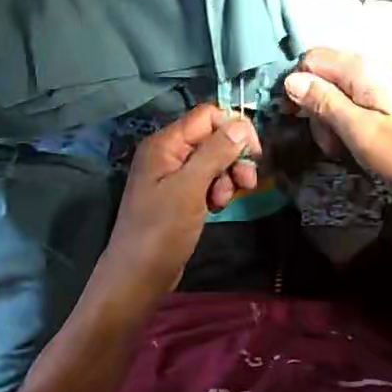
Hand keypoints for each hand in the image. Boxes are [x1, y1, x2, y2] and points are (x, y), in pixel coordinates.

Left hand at [93, 104, 260, 307]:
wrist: (138, 275)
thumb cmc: (161, 230)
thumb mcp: (190, 188)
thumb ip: (215, 153)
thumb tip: (241, 124)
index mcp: (164, 143)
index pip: (206, 116)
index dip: (233, 128)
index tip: (253, 154)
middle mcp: (168, 153)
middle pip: (212, 138)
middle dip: (233, 157)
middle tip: (247, 182)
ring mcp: (172, 175)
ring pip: (213, 161)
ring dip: (227, 176)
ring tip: (225, 200)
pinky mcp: (179, 195)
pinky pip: (206, 181)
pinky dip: (217, 190)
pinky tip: (217, 207)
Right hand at [282, 47, 391, 218]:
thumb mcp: (363, 134)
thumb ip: (325, 103)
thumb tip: (292, 79)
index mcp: (369, 70)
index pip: (314, 58)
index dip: (297, 86)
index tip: (294, 119)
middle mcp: (381, 67)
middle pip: (329, 74)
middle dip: (318, 107)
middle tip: (329, 144)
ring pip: (345, 90)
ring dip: (335, 118)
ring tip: (346, 150)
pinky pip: (365, 102)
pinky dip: (354, 122)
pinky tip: (363, 146)